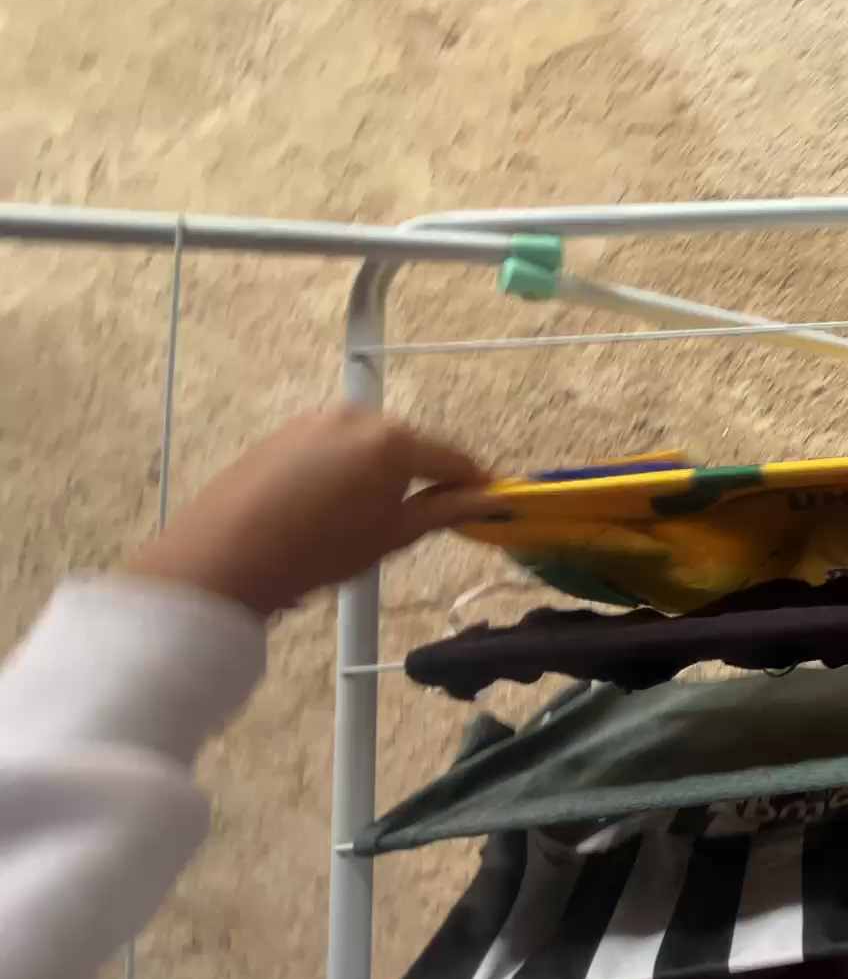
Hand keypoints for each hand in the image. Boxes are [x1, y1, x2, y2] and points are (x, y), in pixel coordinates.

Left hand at [122, 408, 498, 615]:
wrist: (220, 561)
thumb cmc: (322, 551)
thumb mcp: (397, 534)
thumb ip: (452, 509)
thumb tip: (496, 500)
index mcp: (395, 440)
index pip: (455, 459)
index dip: (475, 483)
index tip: (489, 503)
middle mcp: (361, 417)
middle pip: (414, 446)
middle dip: (427, 475)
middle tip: (426, 512)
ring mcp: (318, 419)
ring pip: (375, 444)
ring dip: (387, 470)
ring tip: (376, 509)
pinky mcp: (286, 430)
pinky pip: (339, 444)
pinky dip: (351, 466)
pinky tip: (338, 500)